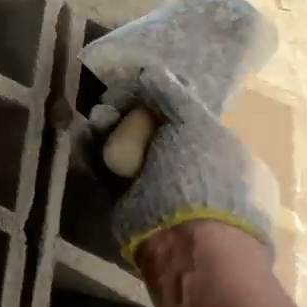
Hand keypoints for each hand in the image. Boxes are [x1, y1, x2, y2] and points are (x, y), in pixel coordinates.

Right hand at [109, 65, 272, 264]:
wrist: (183, 236)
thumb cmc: (206, 180)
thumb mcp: (199, 126)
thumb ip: (174, 95)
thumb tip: (151, 70)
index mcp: (224, 157)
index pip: (188, 119)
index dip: (161, 100)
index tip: (138, 85)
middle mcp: (194, 170)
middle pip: (152, 128)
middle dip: (128, 112)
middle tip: (112, 100)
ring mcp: (160, 185)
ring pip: (126, 144)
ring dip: (108, 127)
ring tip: (96, 117)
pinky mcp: (126, 196)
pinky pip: (104, 162)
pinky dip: (92, 145)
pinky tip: (82, 130)